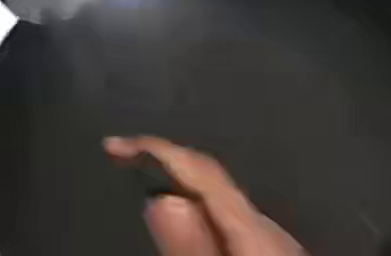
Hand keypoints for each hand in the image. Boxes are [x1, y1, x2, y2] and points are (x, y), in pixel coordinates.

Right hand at [105, 137, 305, 255]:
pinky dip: (210, 228)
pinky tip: (198, 241)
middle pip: (217, 188)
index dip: (154, 149)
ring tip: (150, 200)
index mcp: (260, 239)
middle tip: (125, 170)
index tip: (111, 148)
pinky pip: (242, 236)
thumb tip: (159, 197)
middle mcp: (279, 241)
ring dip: (188, 199)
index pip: (203, 171)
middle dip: (169, 172)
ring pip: (231, 213)